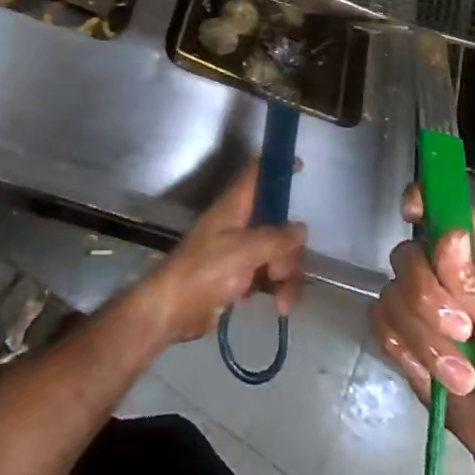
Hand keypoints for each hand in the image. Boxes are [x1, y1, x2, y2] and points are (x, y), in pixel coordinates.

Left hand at [138, 162, 306, 343]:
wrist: (174, 309)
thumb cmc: (205, 270)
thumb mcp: (245, 250)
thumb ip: (276, 238)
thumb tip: (301, 228)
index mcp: (234, 206)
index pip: (256, 174)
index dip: (276, 166)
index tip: (299, 165)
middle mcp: (239, 223)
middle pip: (278, 223)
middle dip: (289, 251)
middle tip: (281, 273)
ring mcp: (240, 251)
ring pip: (278, 253)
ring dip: (287, 276)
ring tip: (282, 302)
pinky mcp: (240, 276)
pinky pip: (269, 275)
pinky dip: (277, 289)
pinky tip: (278, 306)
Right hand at [372, 184, 474, 474]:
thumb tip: (448, 234)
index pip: (446, 210)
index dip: (425, 199)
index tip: (412, 212)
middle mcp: (444, 274)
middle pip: (409, 255)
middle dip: (429, 298)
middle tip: (463, 332)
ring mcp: (420, 306)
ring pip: (393, 294)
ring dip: (426, 339)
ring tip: (463, 375)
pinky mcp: (403, 338)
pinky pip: (382, 326)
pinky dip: (408, 352)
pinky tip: (438, 376)